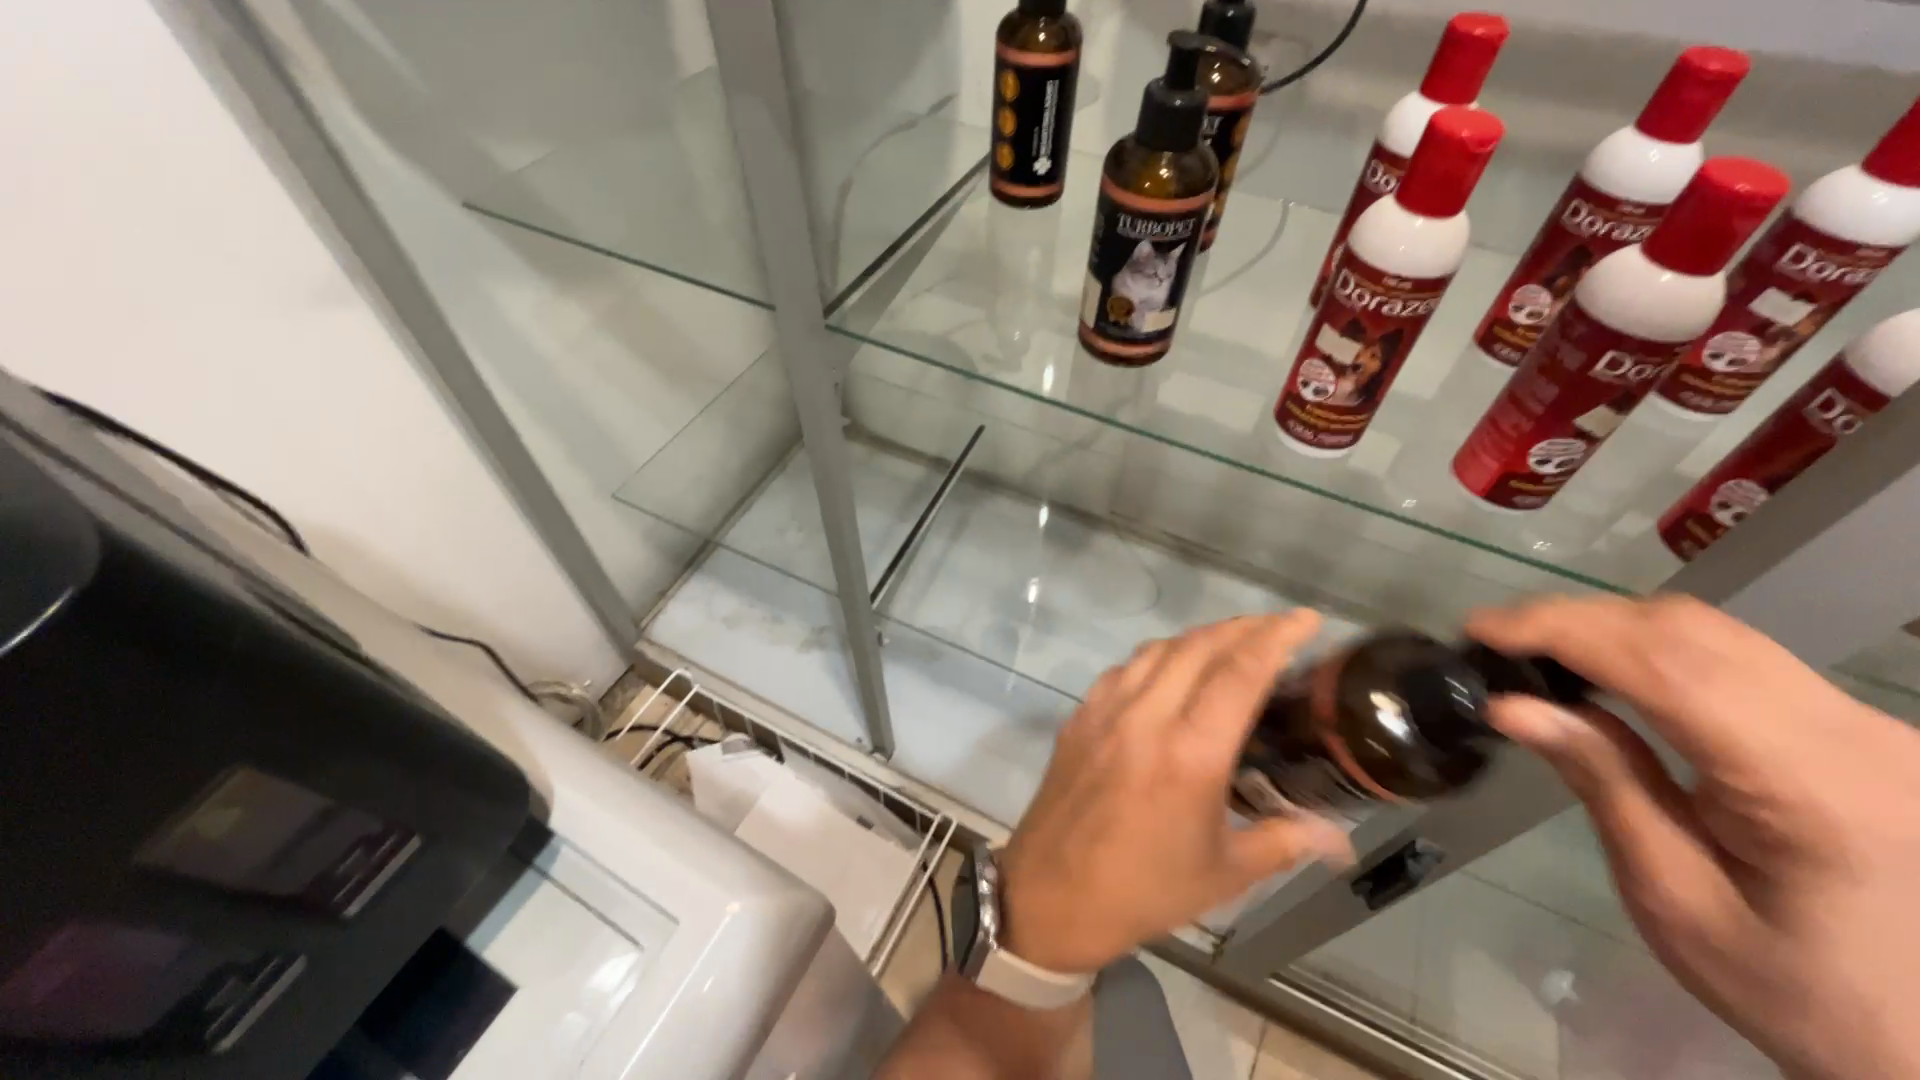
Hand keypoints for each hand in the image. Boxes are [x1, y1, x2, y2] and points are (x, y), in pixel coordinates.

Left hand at [998, 612, 1355, 974]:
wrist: (1050, 897)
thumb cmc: (1143, 890)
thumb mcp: (1224, 873)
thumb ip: (1284, 841)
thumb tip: (1340, 839)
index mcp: (1190, 753)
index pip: (1240, 672)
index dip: (1277, 637)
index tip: (1306, 620)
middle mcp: (1146, 717)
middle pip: (1199, 646)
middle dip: (1244, 627)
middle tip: (1277, 628)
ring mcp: (1105, 713)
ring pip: (1157, 650)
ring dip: (1199, 637)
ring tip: (1230, 643)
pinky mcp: (1078, 719)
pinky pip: (1123, 670)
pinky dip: (1156, 657)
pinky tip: (1169, 672)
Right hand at [1470, 595, 1919, 1079]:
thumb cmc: (1789, 987)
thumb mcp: (1674, 898)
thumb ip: (1604, 785)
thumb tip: (1512, 706)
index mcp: (1813, 788)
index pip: (1672, 668)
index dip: (1567, 630)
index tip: (1481, 629)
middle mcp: (1856, 735)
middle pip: (1692, 633)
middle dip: (1578, 620)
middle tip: (1493, 639)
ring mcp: (1866, 724)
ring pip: (1715, 632)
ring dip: (1611, 627)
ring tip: (1532, 649)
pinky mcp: (1855, 725)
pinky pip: (1737, 656)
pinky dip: (1651, 645)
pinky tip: (1602, 665)